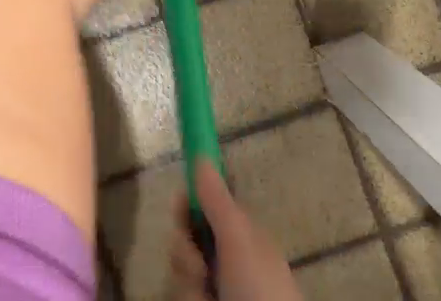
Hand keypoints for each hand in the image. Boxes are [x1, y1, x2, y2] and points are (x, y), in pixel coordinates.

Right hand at [169, 163, 300, 300]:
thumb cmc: (259, 289)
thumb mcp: (238, 239)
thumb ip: (216, 199)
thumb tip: (201, 155)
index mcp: (242, 237)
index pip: (205, 208)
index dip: (188, 206)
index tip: (180, 208)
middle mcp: (229, 261)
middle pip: (187, 241)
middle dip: (184, 253)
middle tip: (198, 268)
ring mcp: (218, 289)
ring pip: (182, 273)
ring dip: (187, 284)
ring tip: (205, 298)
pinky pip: (184, 295)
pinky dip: (190, 300)